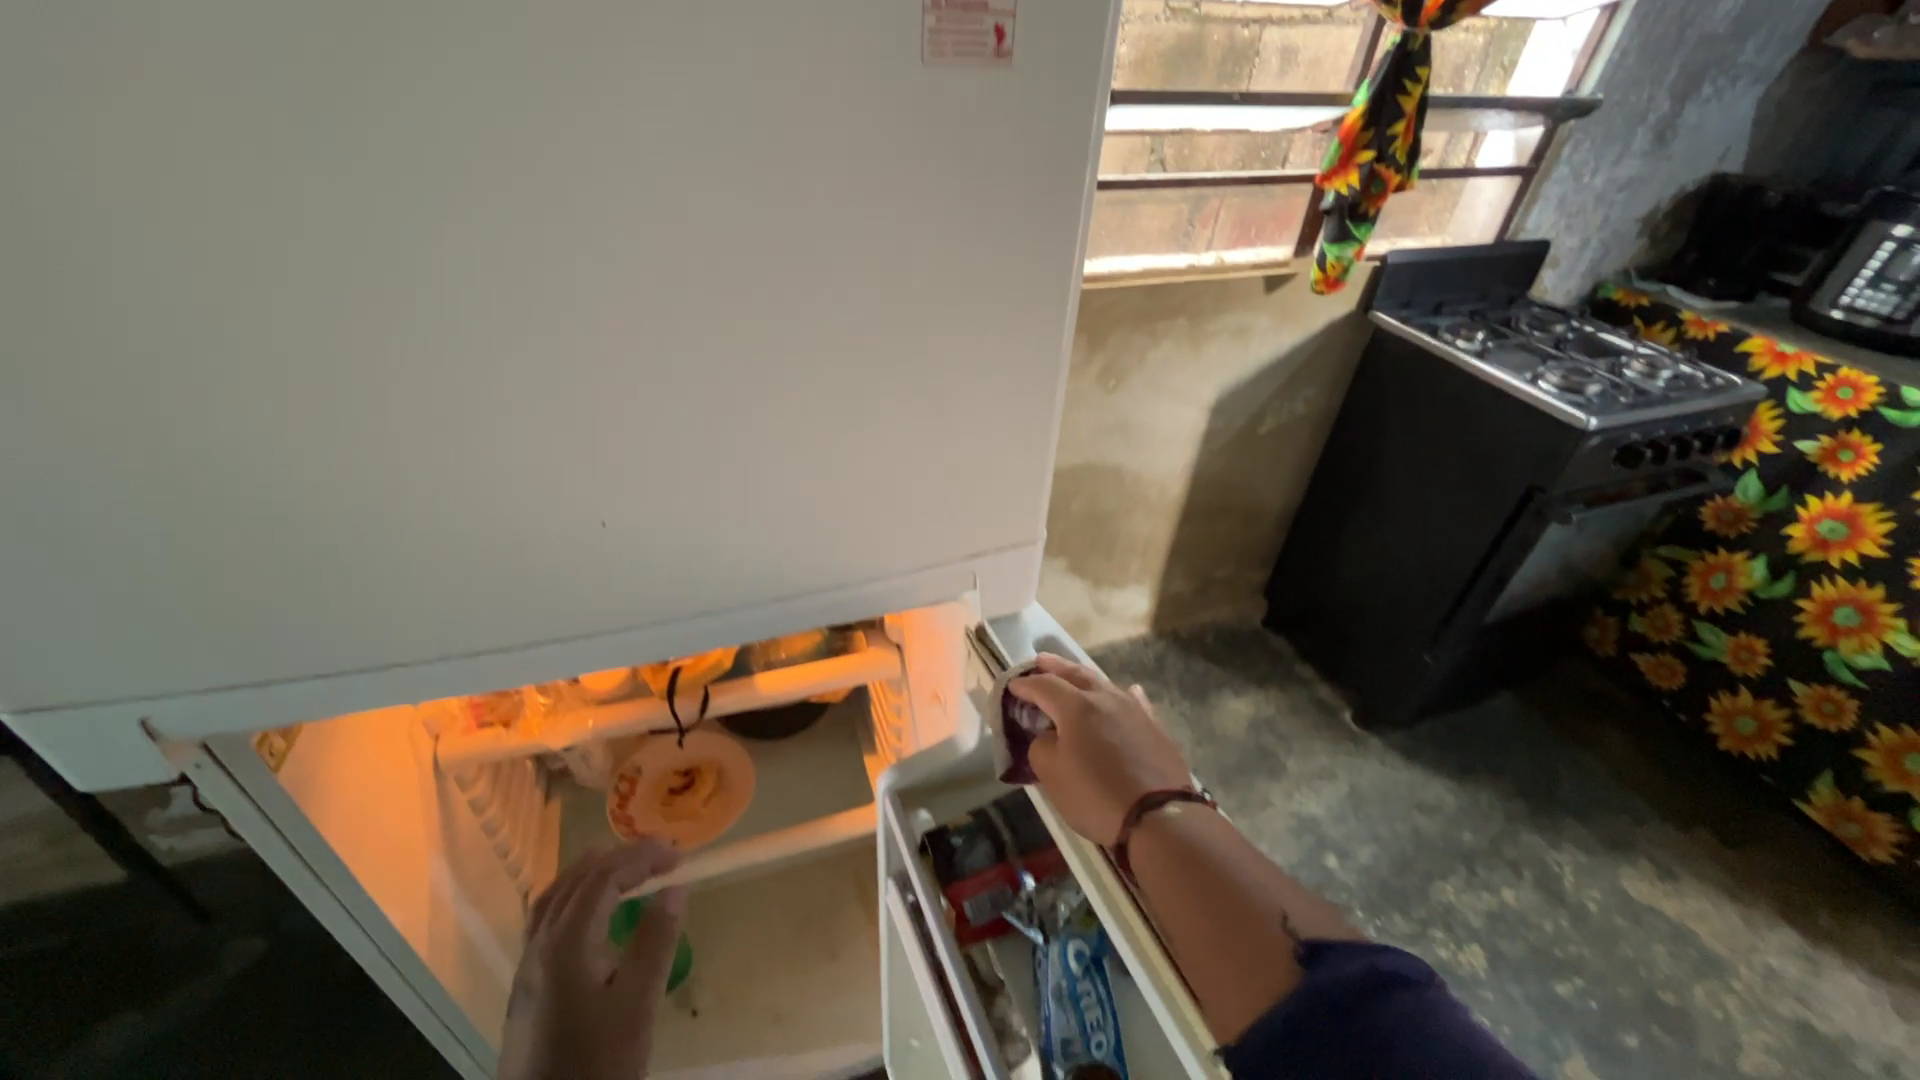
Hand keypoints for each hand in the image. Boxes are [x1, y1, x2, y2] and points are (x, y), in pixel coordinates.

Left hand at [499, 840, 687, 1079]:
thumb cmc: (599, 1063)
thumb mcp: (637, 1006)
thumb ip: (655, 942)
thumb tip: (675, 889)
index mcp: (566, 944)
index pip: (604, 879)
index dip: (641, 858)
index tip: (680, 855)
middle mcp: (539, 947)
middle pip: (575, 882)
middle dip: (618, 858)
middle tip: (660, 855)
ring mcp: (527, 968)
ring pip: (553, 899)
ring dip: (589, 873)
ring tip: (620, 864)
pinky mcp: (526, 988)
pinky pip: (545, 920)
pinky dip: (571, 897)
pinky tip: (588, 911)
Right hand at [1010, 653, 1192, 846]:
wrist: (1158, 817)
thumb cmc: (1096, 796)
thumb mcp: (1052, 775)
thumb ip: (1041, 747)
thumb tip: (1048, 736)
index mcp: (1076, 707)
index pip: (1044, 685)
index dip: (1025, 684)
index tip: (1012, 686)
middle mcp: (1106, 699)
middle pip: (1076, 674)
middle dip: (1056, 666)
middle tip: (1041, 660)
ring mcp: (1134, 710)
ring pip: (1104, 685)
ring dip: (1085, 679)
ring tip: (1074, 676)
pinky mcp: (1155, 727)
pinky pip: (1134, 702)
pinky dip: (1122, 696)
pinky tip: (1127, 693)